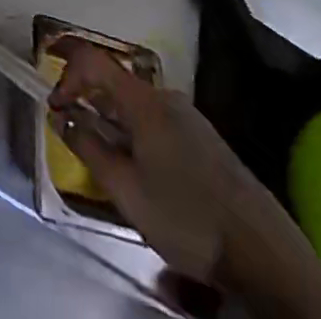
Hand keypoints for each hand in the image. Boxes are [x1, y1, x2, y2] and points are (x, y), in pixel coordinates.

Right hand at [48, 40, 320, 318]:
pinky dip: (134, 132)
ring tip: (103, 157)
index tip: (54, 105)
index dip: (65, 73)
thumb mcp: (122, 186)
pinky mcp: (206, 142)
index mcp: (145, 102)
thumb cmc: (185, 218)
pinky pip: (156, 121)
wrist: (266, 259)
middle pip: (114, 82)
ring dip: (110, 120)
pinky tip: (137, 168)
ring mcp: (192, 120)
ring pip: (135, 105)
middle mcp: (169, 100)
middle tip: (72, 131)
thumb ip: (86, 144)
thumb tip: (63, 117)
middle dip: (86, 100)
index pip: (93, 60)